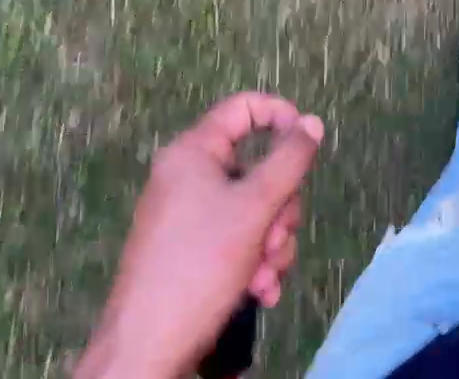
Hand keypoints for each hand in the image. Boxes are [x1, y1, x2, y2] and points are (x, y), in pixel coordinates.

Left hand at [76, 93, 324, 378]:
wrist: (146, 352)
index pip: (245, 107)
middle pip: (260, 165)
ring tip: (265, 273)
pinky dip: (257, 259)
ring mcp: (189, 215)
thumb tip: (312, 122)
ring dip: (274, 240)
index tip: (307, 143)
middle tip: (276, 236)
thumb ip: (292, 158)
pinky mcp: (192, 248)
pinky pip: (241, 235)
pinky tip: (259, 288)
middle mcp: (188, 177)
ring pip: (257, 206)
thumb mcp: (258, 205)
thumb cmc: (200, 264)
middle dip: (281, 206)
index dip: (282, 116)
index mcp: (193, 153)